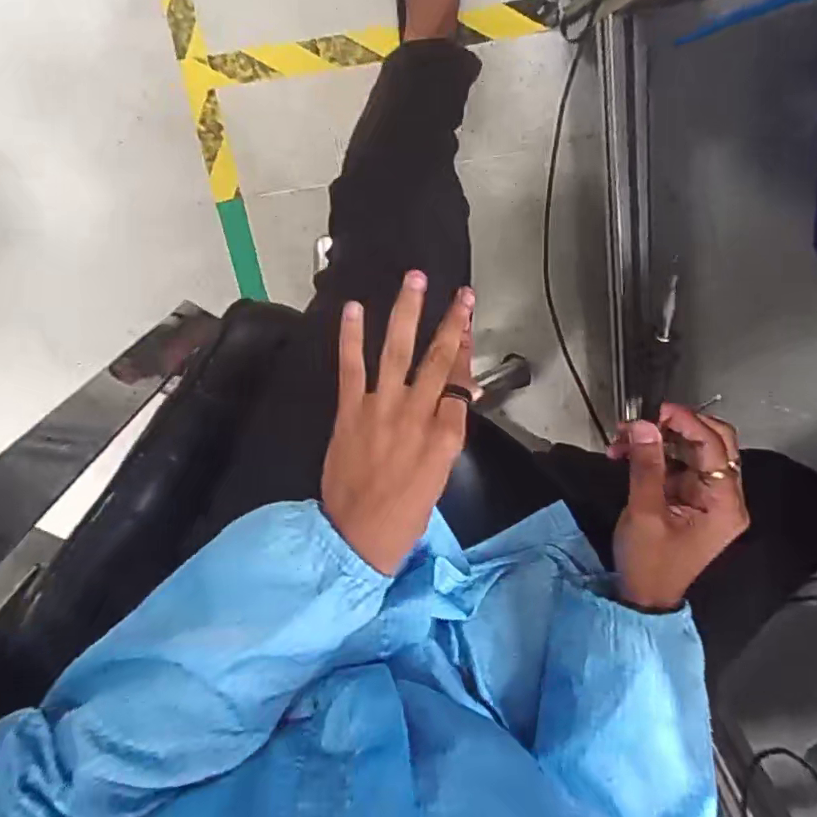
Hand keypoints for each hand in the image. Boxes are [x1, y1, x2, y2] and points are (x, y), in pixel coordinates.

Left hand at [321, 271, 476, 573]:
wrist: (357, 535)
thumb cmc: (404, 514)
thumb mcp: (440, 476)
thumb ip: (446, 433)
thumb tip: (453, 398)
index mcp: (445, 435)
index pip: (460, 382)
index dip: (464, 351)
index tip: (466, 323)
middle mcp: (416, 415)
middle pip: (438, 359)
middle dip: (450, 323)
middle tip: (459, 293)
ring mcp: (380, 409)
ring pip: (397, 351)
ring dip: (407, 313)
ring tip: (414, 281)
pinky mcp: (350, 410)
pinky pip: (351, 366)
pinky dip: (351, 336)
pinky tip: (354, 309)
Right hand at [609, 404, 750, 610]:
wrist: (644, 595)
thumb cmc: (649, 561)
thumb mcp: (645, 512)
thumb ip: (646, 466)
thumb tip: (644, 425)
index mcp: (725, 504)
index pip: (716, 449)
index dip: (689, 423)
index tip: (658, 410)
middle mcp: (724, 497)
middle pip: (713, 444)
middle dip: (677, 427)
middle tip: (643, 421)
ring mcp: (706, 497)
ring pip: (690, 451)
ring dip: (657, 440)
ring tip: (622, 440)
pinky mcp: (688, 498)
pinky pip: (675, 464)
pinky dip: (651, 455)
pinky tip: (624, 454)